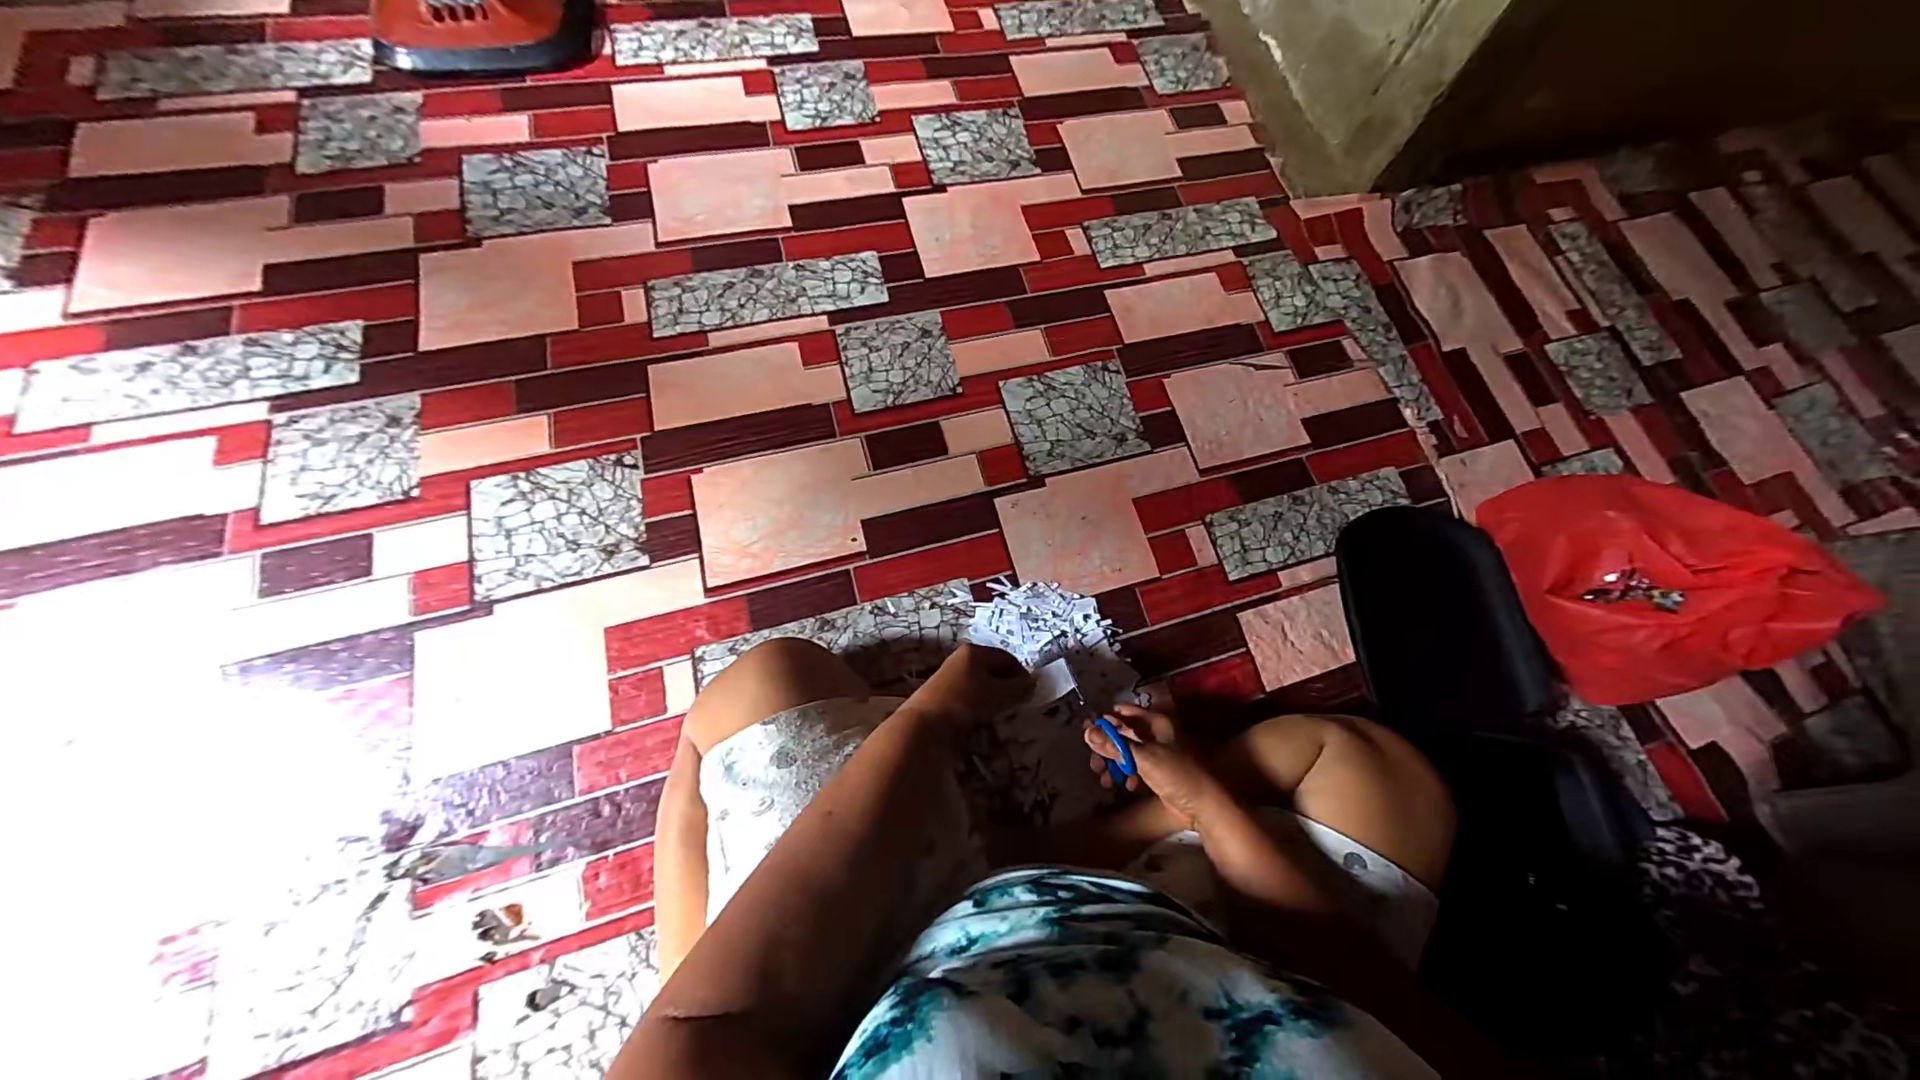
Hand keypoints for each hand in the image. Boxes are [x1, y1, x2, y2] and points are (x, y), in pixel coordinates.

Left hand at [903, 643, 1031, 729]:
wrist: (924, 725)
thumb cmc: (964, 701)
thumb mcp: (997, 694)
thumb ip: (1018, 688)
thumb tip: (1035, 682)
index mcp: (974, 651)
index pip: (1006, 657)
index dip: (1021, 673)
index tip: (1030, 692)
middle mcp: (960, 660)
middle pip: (992, 670)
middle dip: (1007, 686)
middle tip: (1018, 704)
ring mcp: (950, 678)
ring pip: (980, 685)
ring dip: (994, 698)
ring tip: (1002, 714)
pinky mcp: (943, 696)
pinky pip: (969, 697)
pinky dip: (979, 706)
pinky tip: (982, 719)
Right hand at [1084, 704, 1223, 827]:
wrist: (1206, 807)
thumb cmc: (1178, 774)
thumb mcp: (1143, 757)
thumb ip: (1115, 744)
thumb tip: (1087, 731)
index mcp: (1156, 722)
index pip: (1123, 713)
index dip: (1105, 721)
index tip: (1088, 733)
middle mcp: (1155, 734)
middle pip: (1122, 734)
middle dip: (1106, 748)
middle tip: (1094, 763)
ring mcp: (1157, 753)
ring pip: (1127, 752)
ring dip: (1114, 764)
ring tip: (1105, 780)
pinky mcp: (1158, 772)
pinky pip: (1135, 768)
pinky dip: (1127, 775)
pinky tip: (1124, 786)